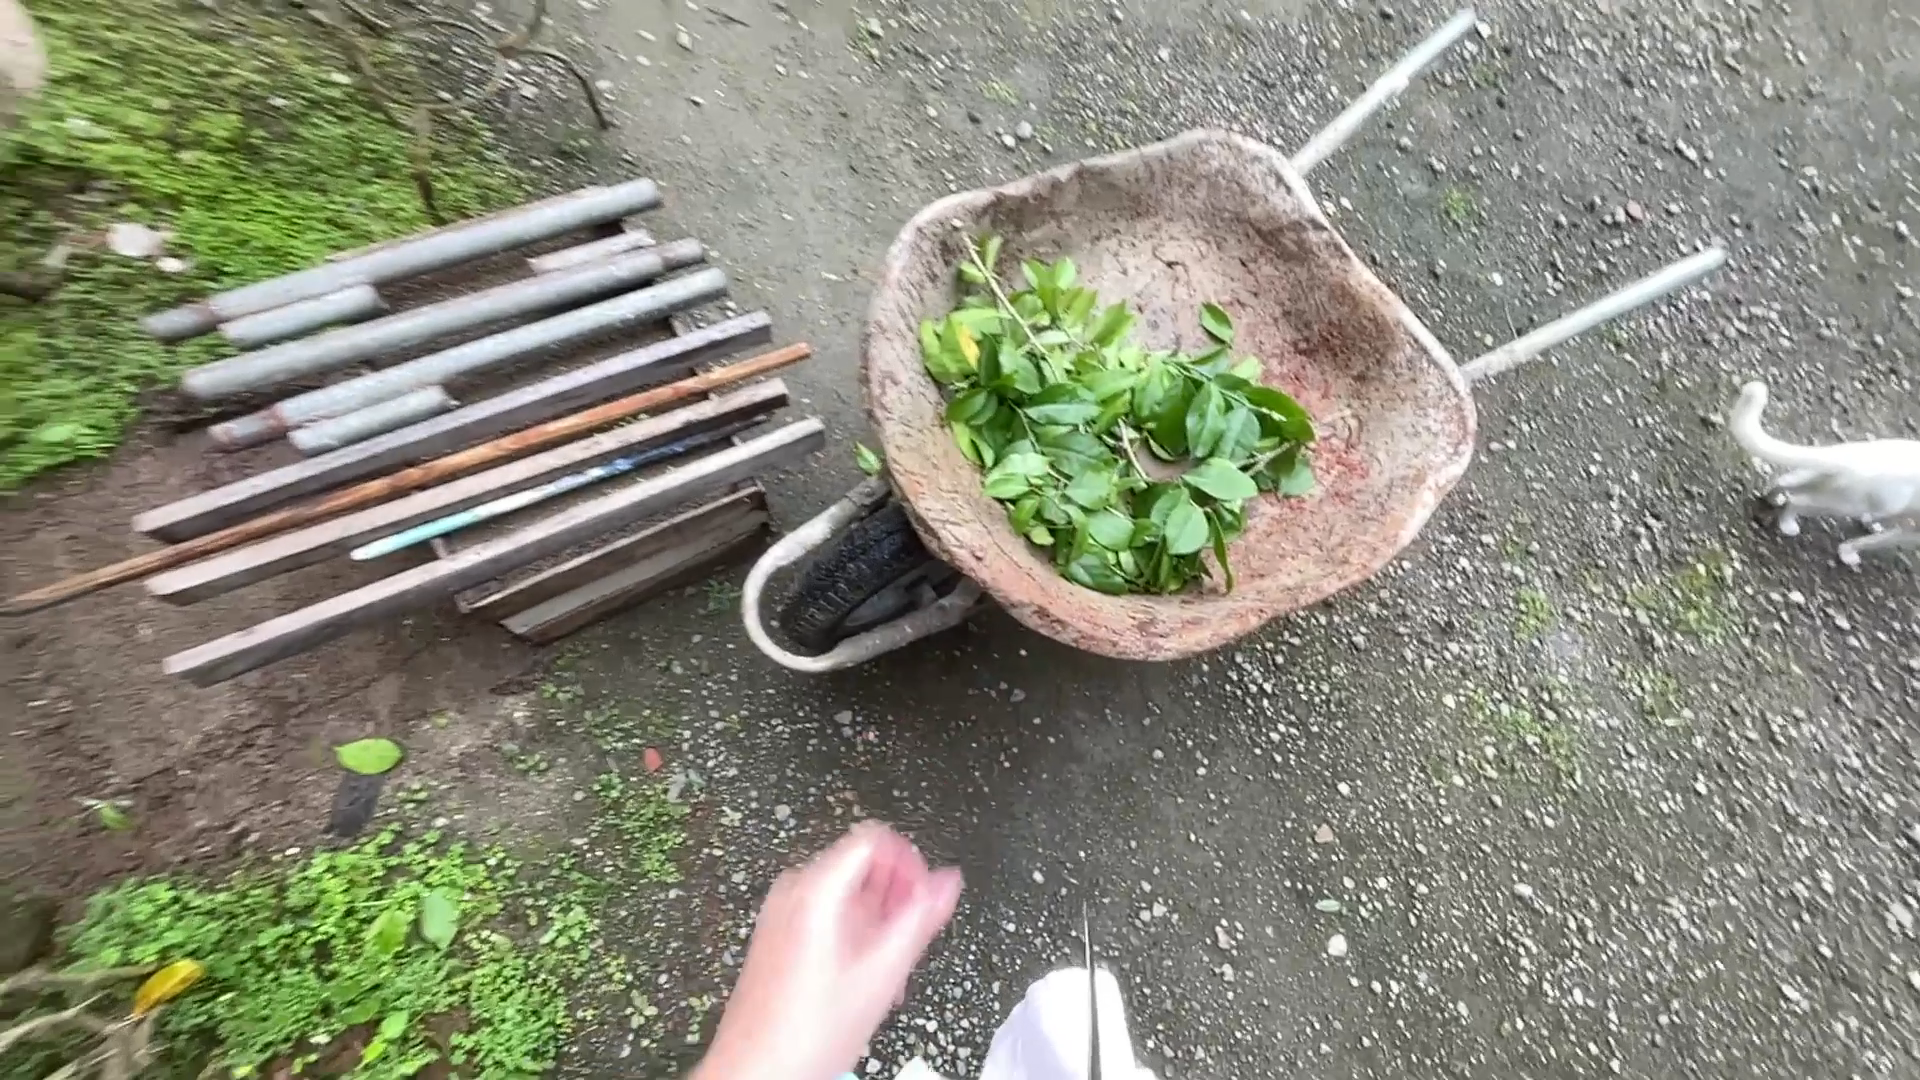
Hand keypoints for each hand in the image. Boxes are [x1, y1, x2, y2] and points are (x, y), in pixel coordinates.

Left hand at [692, 822, 963, 1079]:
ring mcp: (784, 908)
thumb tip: (948, 881)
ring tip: (891, 965)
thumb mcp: (880, 974)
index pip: (875, 837)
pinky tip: (866, 972)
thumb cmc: (806, 1033)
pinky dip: (856, 930)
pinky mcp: (781, 930)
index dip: (908, 863)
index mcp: (816, 887)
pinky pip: (830, 909)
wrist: (753, 1075)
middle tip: (911, 936)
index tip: (924, 895)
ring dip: (880, 918)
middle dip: (896, 895)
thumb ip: (920, 918)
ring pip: (850, 889)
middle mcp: (795, 888)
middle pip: (863, 863)